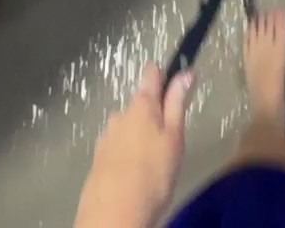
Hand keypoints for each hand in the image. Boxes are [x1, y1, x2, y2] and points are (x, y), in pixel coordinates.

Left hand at [74, 64, 193, 227]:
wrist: (113, 217)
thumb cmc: (153, 176)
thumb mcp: (174, 139)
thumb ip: (177, 103)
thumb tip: (186, 71)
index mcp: (141, 105)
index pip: (152, 72)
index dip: (166, 75)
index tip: (177, 89)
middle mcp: (120, 113)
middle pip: (140, 103)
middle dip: (154, 116)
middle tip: (168, 143)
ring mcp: (106, 135)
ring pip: (128, 127)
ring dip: (140, 137)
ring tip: (152, 164)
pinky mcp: (98, 158)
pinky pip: (117, 147)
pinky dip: (127, 155)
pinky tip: (134, 176)